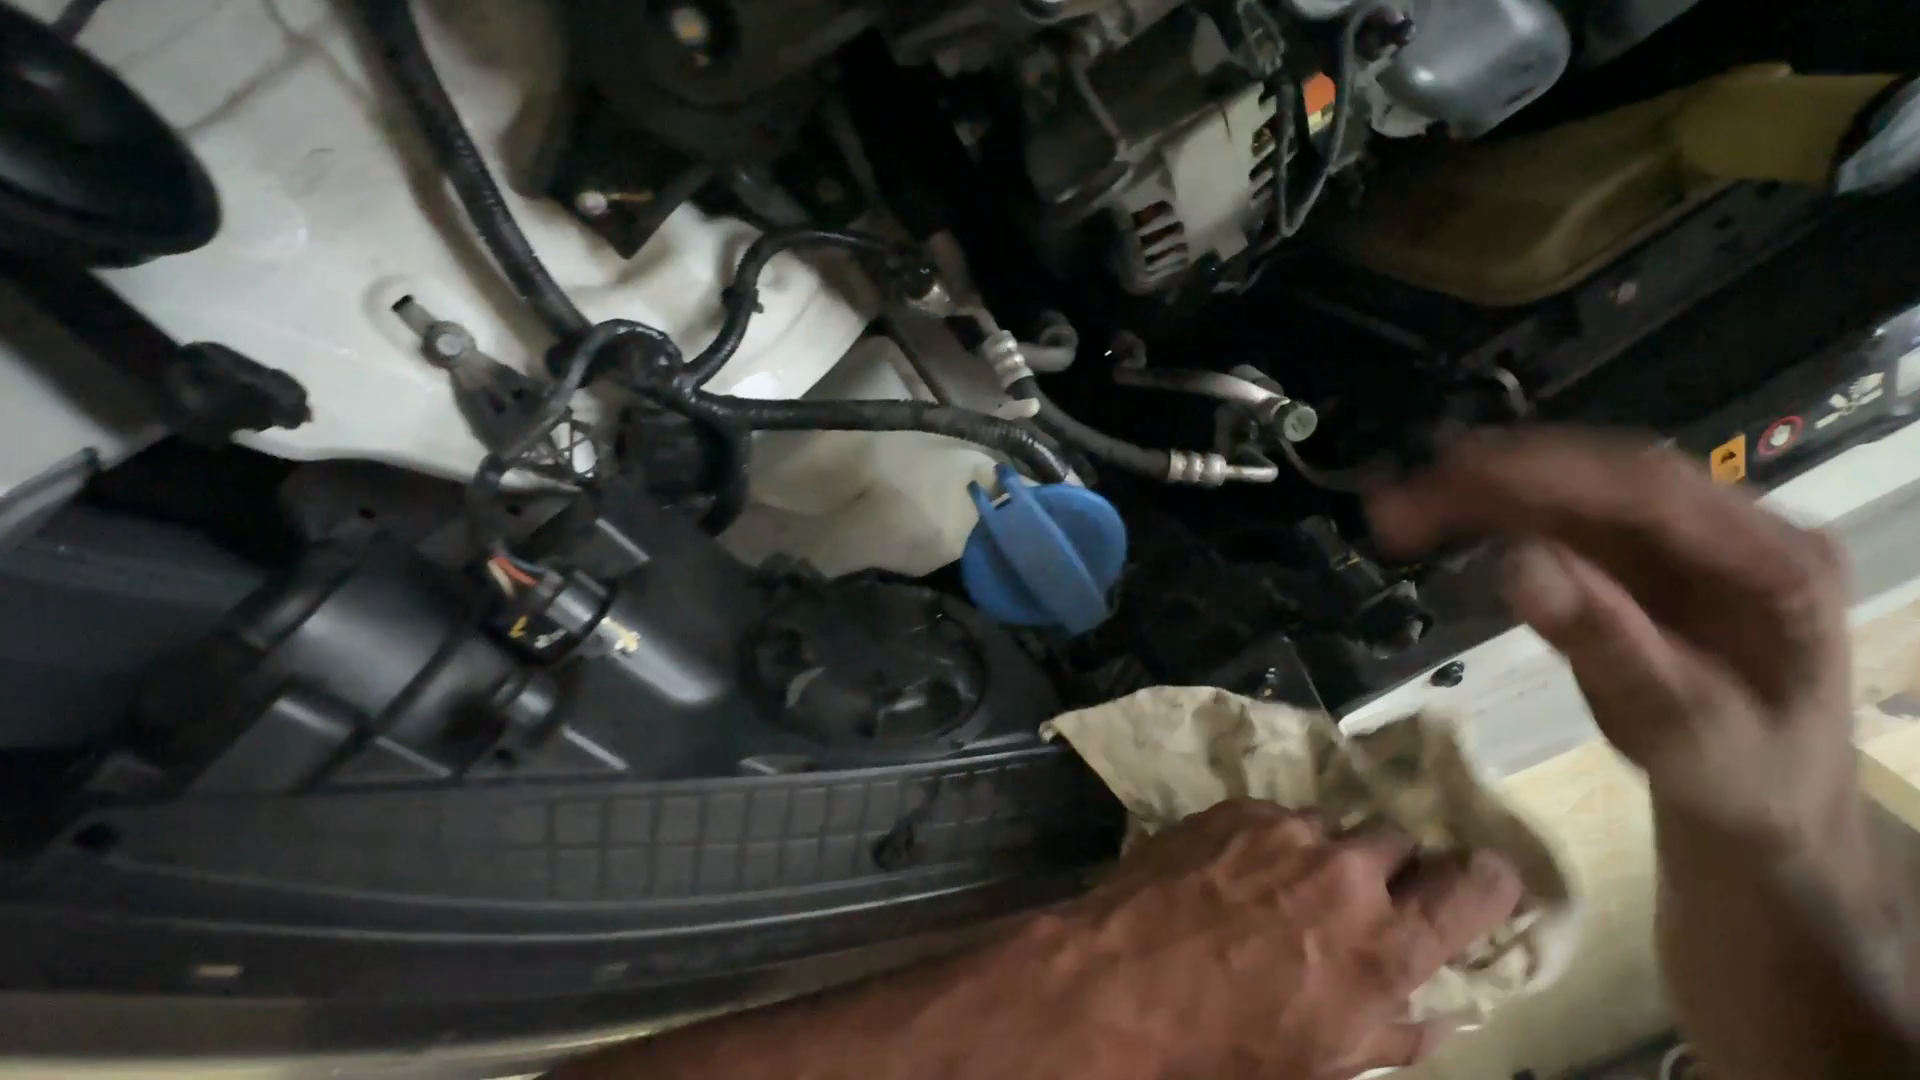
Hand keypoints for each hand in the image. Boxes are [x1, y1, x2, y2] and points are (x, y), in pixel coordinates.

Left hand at [1044, 800, 1522, 1079]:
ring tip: (1282, 886)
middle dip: (1388, 868)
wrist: (1122, 982)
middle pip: (1397, 844)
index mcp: (1385, 947)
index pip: (1471, 891)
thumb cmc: (1226, 1046)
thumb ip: (1395, 1035)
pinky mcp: (1235, 810)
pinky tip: (1234, 872)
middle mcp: (1346, 875)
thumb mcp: (1324, 1064)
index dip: (1487, 880)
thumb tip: (1442, 1018)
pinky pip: (1274, 817)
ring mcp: (1287, 834)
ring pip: (1330, 828)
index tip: (1486, 874)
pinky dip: (1270, 841)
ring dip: (1323, 853)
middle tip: (1357, 895)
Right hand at [1366, 427, 1856, 851]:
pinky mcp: (1625, 556)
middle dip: (1493, 478)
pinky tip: (1436, 520)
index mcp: (1771, 559)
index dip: (1547, 473)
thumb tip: (1516, 563)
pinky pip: (1549, 520)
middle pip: (1598, 478)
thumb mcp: (1683, 726)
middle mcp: (1722, 529)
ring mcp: (1671, 540)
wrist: (1757, 797)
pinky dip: (1485, 516)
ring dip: (1476, 493)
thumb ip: (1607, 644)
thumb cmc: (1739, 772)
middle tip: (1400, 499)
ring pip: (1564, 492)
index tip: (1455, 472)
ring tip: (1396, 510)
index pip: (1649, 490)